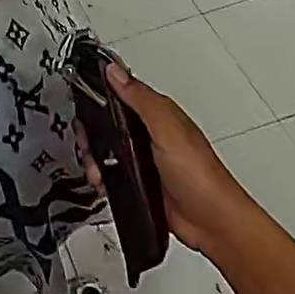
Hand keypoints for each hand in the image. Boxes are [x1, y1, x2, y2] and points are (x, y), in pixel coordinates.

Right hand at [83, 61, 260, 257]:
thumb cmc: (201, 176)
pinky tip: (104, 181)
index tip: (82, 88)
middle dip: (92, 129)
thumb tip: (116, 71)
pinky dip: (102, 175)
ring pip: (107, 147)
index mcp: (159, 112)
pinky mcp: (140, 180)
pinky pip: (112, 171)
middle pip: (109, 120)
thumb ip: (141, 99)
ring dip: (95, 155)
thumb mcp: (167, 129)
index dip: (103, 87)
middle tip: (87, 139)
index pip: (125, 90)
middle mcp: (151, 132)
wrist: (212, 222)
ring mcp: (145, 157)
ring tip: (96, 166)